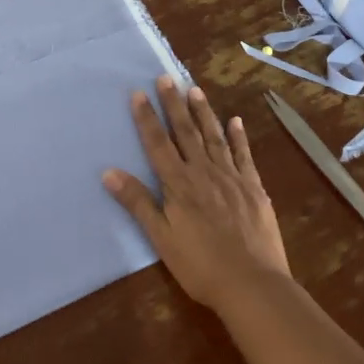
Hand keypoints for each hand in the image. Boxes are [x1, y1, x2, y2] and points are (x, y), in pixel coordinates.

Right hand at [104, 75, 290, 310]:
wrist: (254, 286)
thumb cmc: (201, 265)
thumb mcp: (162, 238)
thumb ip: (138, 202)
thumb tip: (108, 172)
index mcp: (179, 184)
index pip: (158, 143)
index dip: (147, 117)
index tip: (138, 92)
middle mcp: (204, 172)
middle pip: (186, 132)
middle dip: (174, 104)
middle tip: (166, 78)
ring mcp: (232, 178)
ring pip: (214, 137)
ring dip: (203, 112)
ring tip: (194, 89)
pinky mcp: (254, 189)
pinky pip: (244, 155)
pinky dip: (238, 136)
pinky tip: (235, 121)